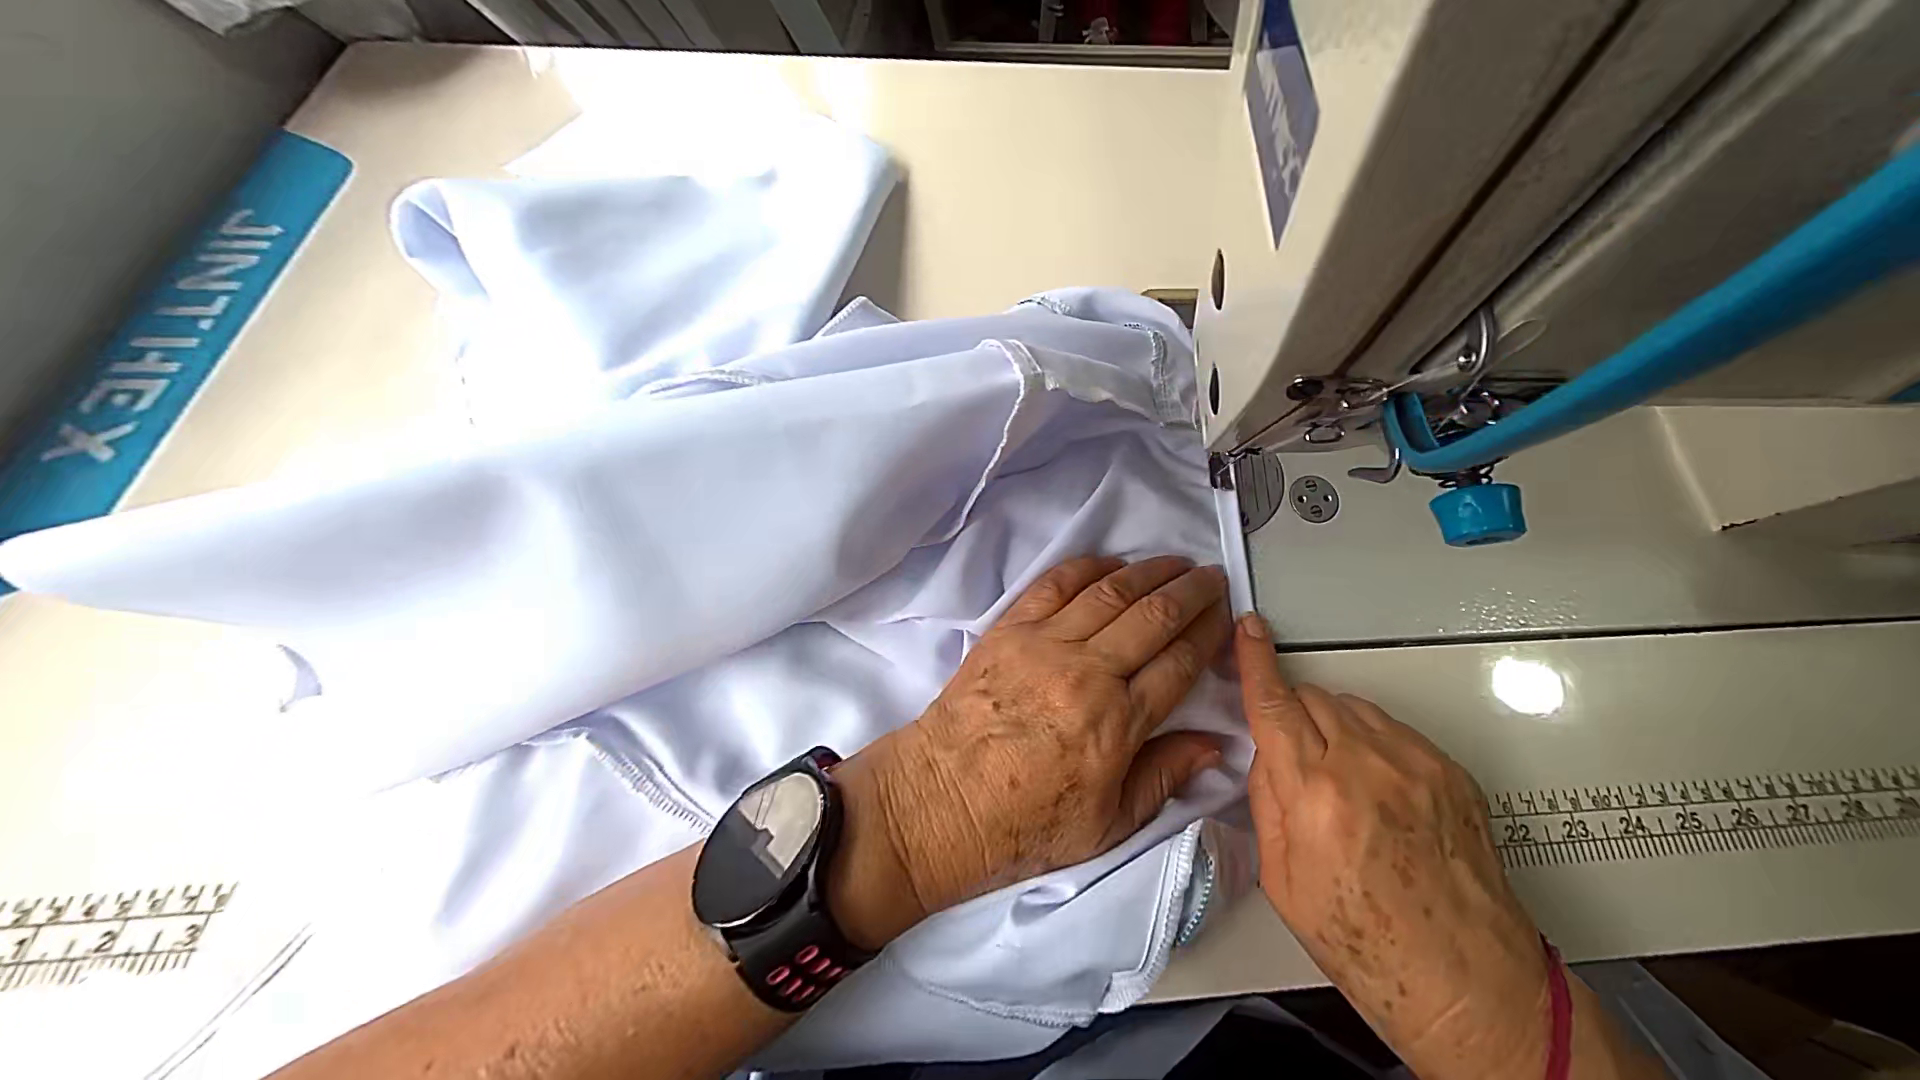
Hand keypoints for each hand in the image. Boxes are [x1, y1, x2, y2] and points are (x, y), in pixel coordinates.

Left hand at [829, 555, 1231, 949]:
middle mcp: (1087, 673)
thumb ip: (1163, 776)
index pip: (1179, 663)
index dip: (1208, 634)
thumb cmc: (1024, 823)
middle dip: (1190, 592)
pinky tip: (1109, 562)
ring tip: (1173, 562)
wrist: (941, 801)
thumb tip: (1213, 742)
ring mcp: (1044, 646)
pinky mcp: (1008, 631)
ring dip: (1147, 572)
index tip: (1225, 615)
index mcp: (1118, 723)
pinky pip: (1053, 586)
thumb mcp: (1107, 824)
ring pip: (1109, 593)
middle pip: (1153, 617)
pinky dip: (1085, 568)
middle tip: (1211, 577)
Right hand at [1234, 614, 1550, 1079]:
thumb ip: (1267, 798)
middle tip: (1295, 757)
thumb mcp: (1280, 876)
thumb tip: (1266, 752)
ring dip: (1332, 726)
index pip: (1273, 704)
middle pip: (1311, 698)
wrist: (1465, 981)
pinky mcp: (1449, 772)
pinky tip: (1378, 792)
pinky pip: (1391, 730)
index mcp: (1313, 794)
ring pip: (1351, 707)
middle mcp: (1365, 767)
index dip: (1255, 660)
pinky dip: (1373, 745)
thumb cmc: (1366, 940)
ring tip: (1340, 781)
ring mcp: (1414, 765)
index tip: (1249, 630)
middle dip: (1292, 714)